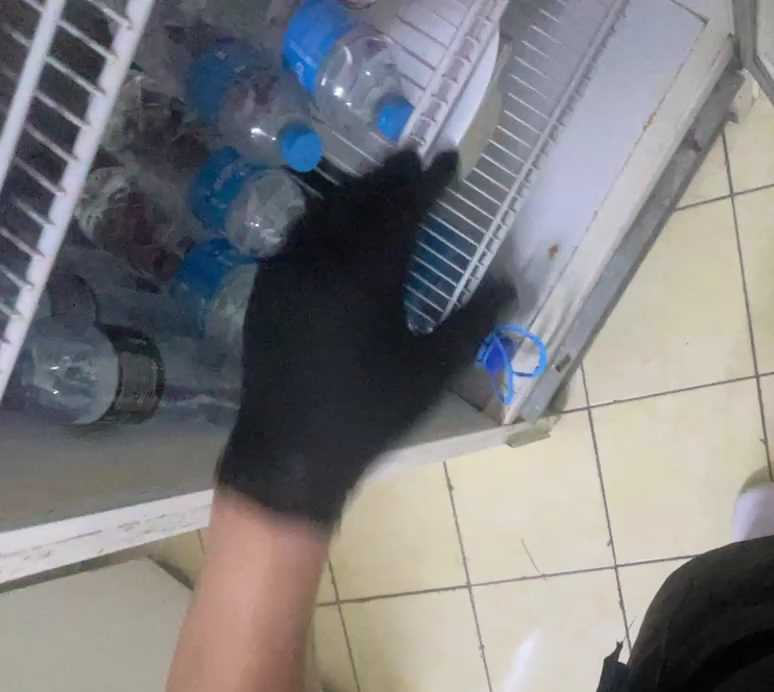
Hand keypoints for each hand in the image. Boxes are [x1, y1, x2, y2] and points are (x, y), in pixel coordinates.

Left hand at [217, 151, 513, 524]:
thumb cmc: (371, 414)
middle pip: (358, 198)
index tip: (450, 158)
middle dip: (389, 176)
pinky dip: (323, 222)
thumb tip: (509, 286)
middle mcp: (321, 259)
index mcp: (368, 276)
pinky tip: (334, 231)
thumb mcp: (431, 372)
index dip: (430, 182)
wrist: (291, 451)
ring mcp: (285, 272)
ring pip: (321, 212)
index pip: (404, 209)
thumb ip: (472, 323)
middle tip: (412, 158)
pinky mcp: (265, 290)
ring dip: (352, 193)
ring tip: (376, 185)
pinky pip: (296, 238)